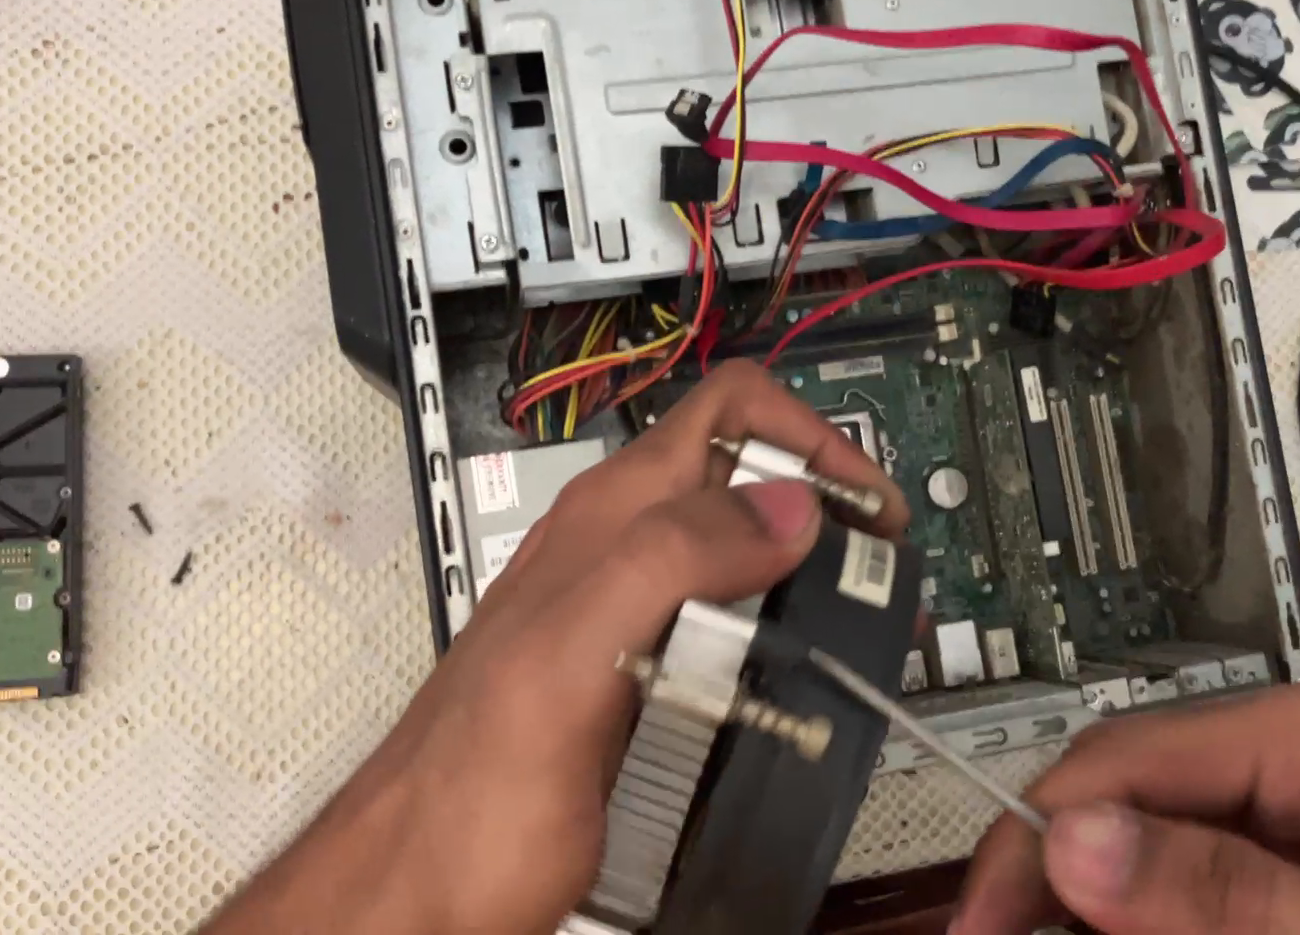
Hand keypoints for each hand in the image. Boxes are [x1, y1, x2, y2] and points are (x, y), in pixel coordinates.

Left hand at [204, 361, 907, 934]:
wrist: (422, 889)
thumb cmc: (476, 786)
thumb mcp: (568, 653)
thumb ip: (669, 559)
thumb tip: (788, 507)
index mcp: (616, 512)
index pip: (730, 411)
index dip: (808, 436)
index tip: (864, 503)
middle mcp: (633, 542)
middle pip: (752, 474)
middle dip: (826, 503)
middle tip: (877, 565)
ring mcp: (645, 603)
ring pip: (752, 543)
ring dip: (816, 565)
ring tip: (862, 614)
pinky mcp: (658, 663)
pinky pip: (740, 614)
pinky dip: (789, 622)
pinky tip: (810, 661)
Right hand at [954, 672, 1299, 934]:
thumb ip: (1242, 899)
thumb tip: (1071, 839)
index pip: (1130, 754)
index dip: (1041, 829)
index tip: (979, 925)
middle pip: (1139, 798)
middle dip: (1073, 883)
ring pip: (1166, 847)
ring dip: (1118, 912)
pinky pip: (1217, 880)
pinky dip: (1174, 919)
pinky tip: (1147, 930)